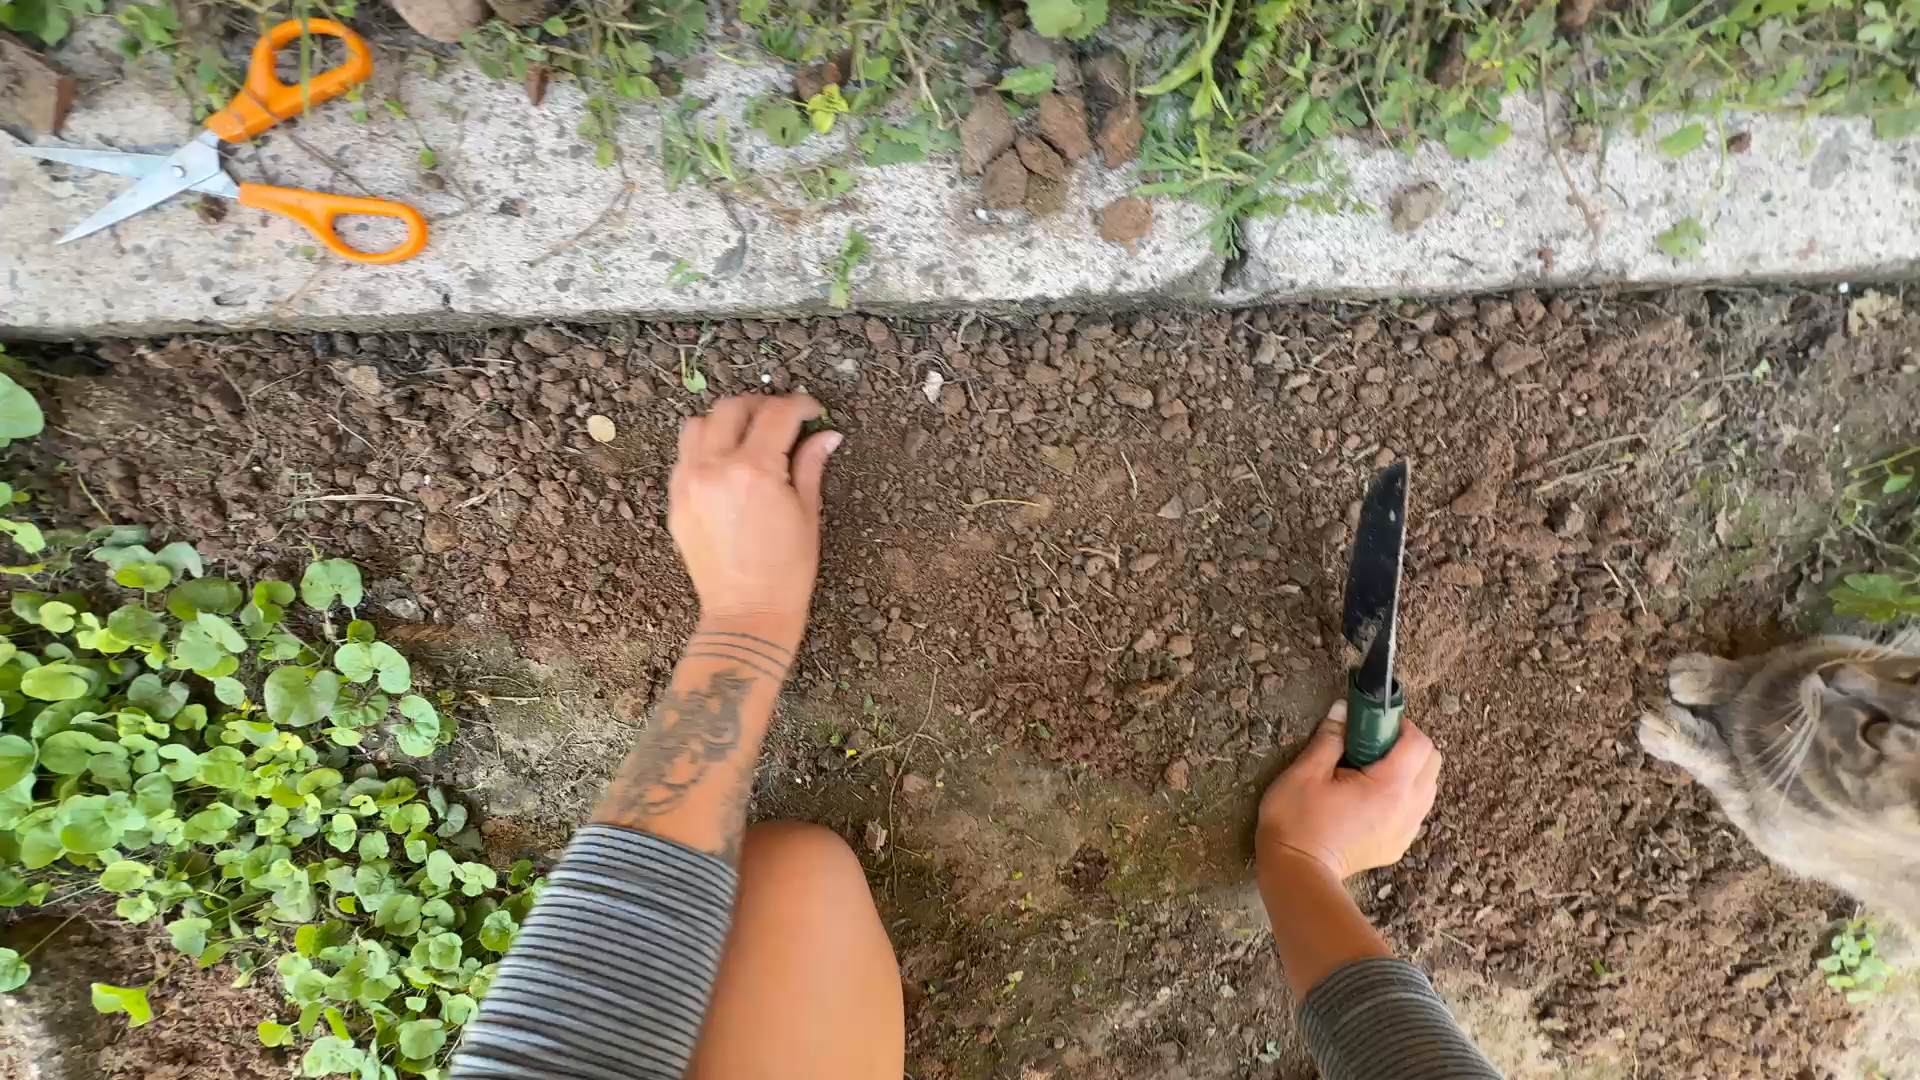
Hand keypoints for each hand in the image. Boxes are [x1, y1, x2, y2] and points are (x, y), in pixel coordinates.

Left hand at [669, 394, 840, 649]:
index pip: (776, 414)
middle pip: (732, 408)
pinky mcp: (676, 501)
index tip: (812, 410)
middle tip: (782, 418)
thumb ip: (811, 465)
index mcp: (755, 471)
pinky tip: (727, 464)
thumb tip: (828, 435)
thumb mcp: (808, 514)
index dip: (799, 405)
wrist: (747, 612)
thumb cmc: (787, 570)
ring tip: (749, 436)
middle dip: (761, 404)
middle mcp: (715, 469)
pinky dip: (706, 447)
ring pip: (698, 424)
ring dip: (726, 421)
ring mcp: (688, 483)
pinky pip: (685, 456)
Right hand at [1255, 701, 1441, 880]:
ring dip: (1407, 769)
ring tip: (1367, 768)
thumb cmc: (1297, 817)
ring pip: (1427, 787)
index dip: (1401, 724)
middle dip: (1407, 744)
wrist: (1296, 870)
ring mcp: (1406, 831)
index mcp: (1388, 788)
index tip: (1373, 720)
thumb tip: (1343, 710)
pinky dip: (1401, 793)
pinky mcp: (1398, 846)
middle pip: (1432, 763)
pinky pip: (1414, 809)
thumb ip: (1330, 738)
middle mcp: (1408, 810)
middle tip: (1370, 740)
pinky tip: (1366, 796)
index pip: (1419, 744)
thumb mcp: (1305, 771)